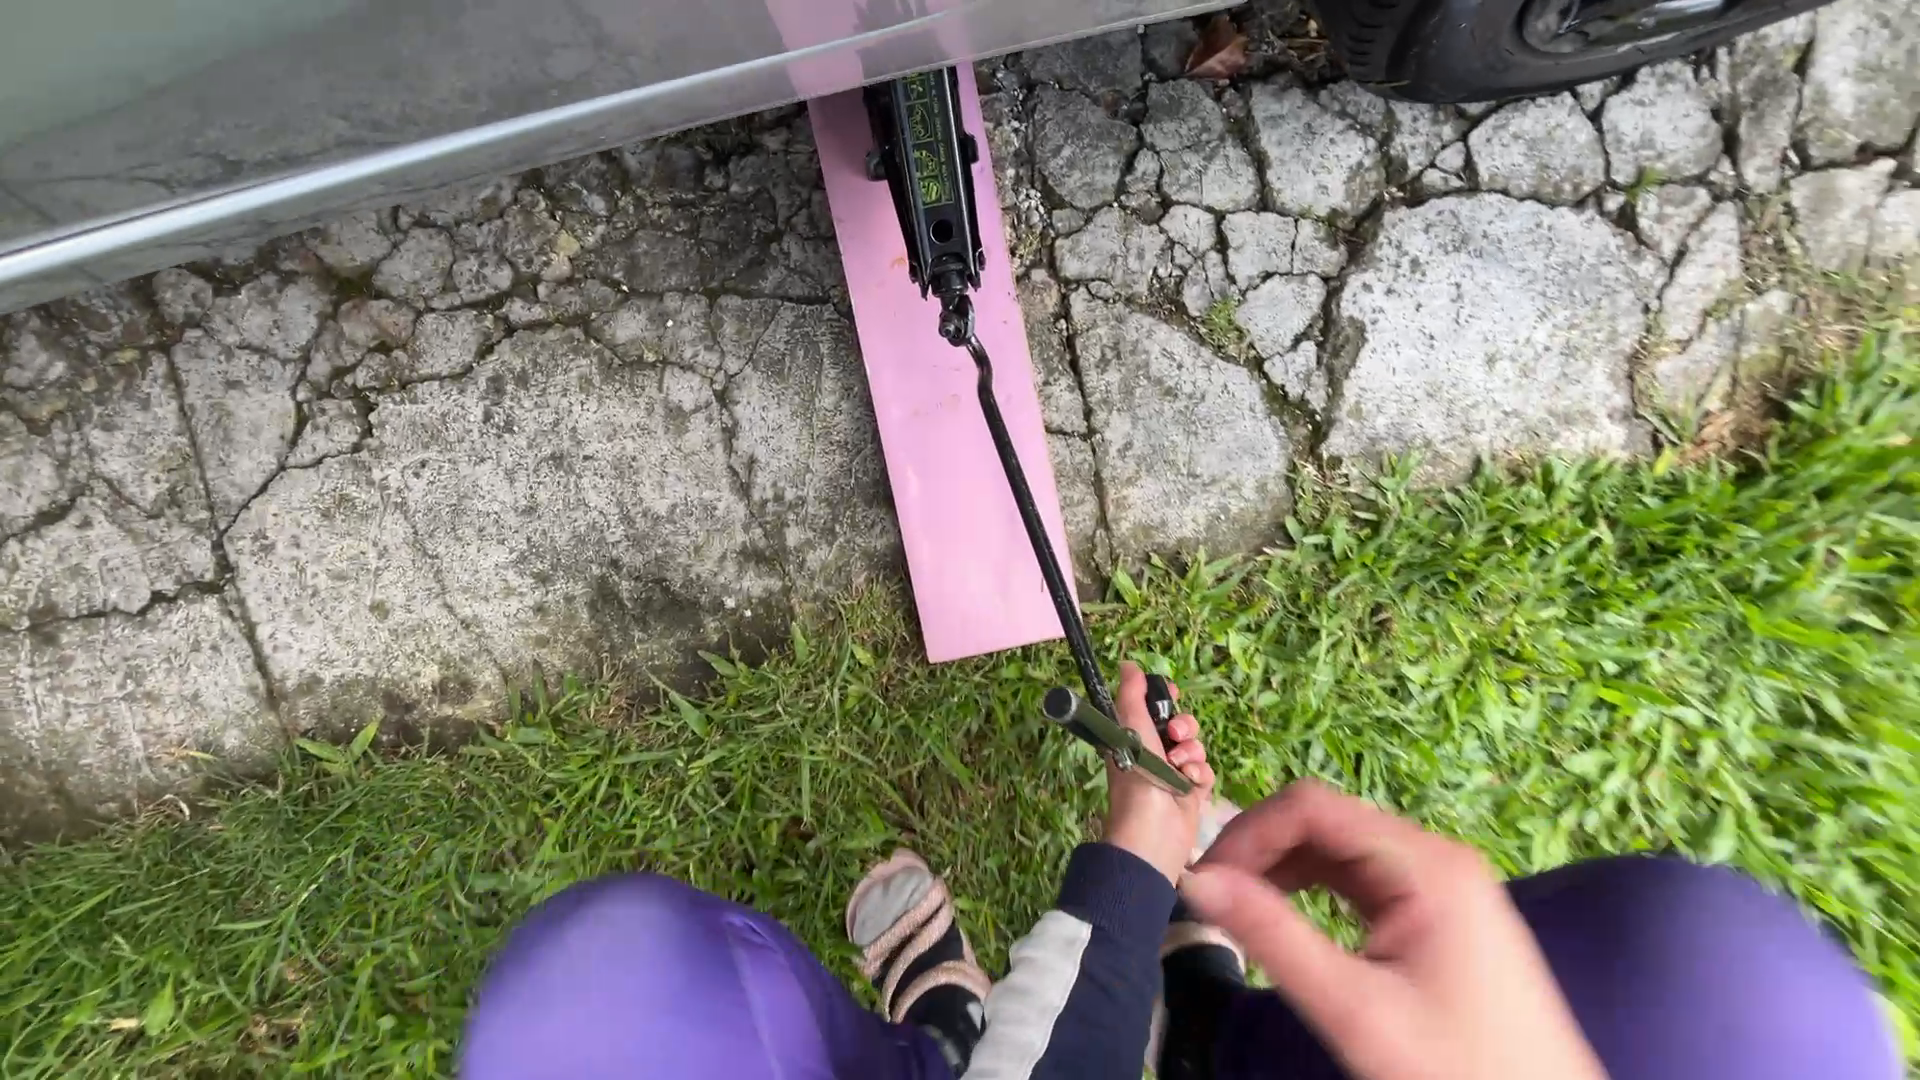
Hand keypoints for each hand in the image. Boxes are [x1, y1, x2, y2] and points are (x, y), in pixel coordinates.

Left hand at [1099, 662, 1215, 884]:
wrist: (1153, 824)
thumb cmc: (1137, 770)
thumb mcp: (1130, 724)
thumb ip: (1131, 693)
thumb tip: (1128, 663)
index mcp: (1134, 735)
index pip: (1153, 708)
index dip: (1165, 699)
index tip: (1172, 693)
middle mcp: (1153, 751)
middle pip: (1180, 724)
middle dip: (1183, 725)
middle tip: (1174, 733)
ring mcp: (1173, 772)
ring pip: (1195, 746)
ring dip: (1191, 750)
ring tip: (1179, 764)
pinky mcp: (1192, 792)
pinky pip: (1205, 771)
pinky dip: (1199, 773)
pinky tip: (1190, 781)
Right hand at [1180, 781, 1606, 1079]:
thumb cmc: (1459, 1073)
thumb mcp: (1357, 1010)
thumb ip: (1271, 937)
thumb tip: (1194, 881)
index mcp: (1425, 863)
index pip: (1311, 806)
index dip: (1249, 831)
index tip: (1206, 879)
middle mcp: (1431, 854)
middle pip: (1321, 819)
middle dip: (1259, 849)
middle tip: (1214, 896)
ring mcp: (1435, 879)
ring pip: (1332, 844)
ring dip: (1278, 866)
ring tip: (1238, 907)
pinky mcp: (1431, 907)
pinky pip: (1353, 874)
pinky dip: (1307, 885)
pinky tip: (1281, 915)